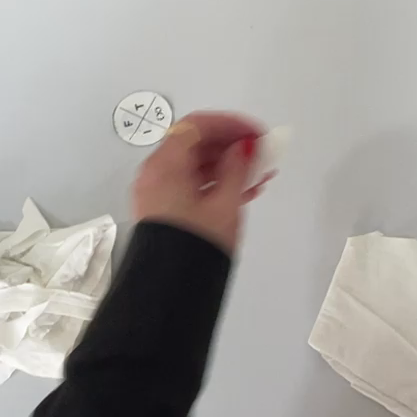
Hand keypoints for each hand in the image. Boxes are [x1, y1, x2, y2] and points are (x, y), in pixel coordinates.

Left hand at [131, 111, 264, 253]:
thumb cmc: (196, 247)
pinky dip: (215, 183)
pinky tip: (244, 191)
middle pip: (195, 144)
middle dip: (231, 146)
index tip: (256, 134)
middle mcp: (154, 174)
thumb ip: (238, 167)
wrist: (171, 292)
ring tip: (259, 176)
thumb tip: (244, 145)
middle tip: (262, 154)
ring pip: (195, 166)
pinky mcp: (163, 210)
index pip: (197, 126)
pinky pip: (190, 185)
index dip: (230, 124)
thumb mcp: (225, 204)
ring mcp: (156, 192)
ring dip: (227, 166)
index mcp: (164, 165)